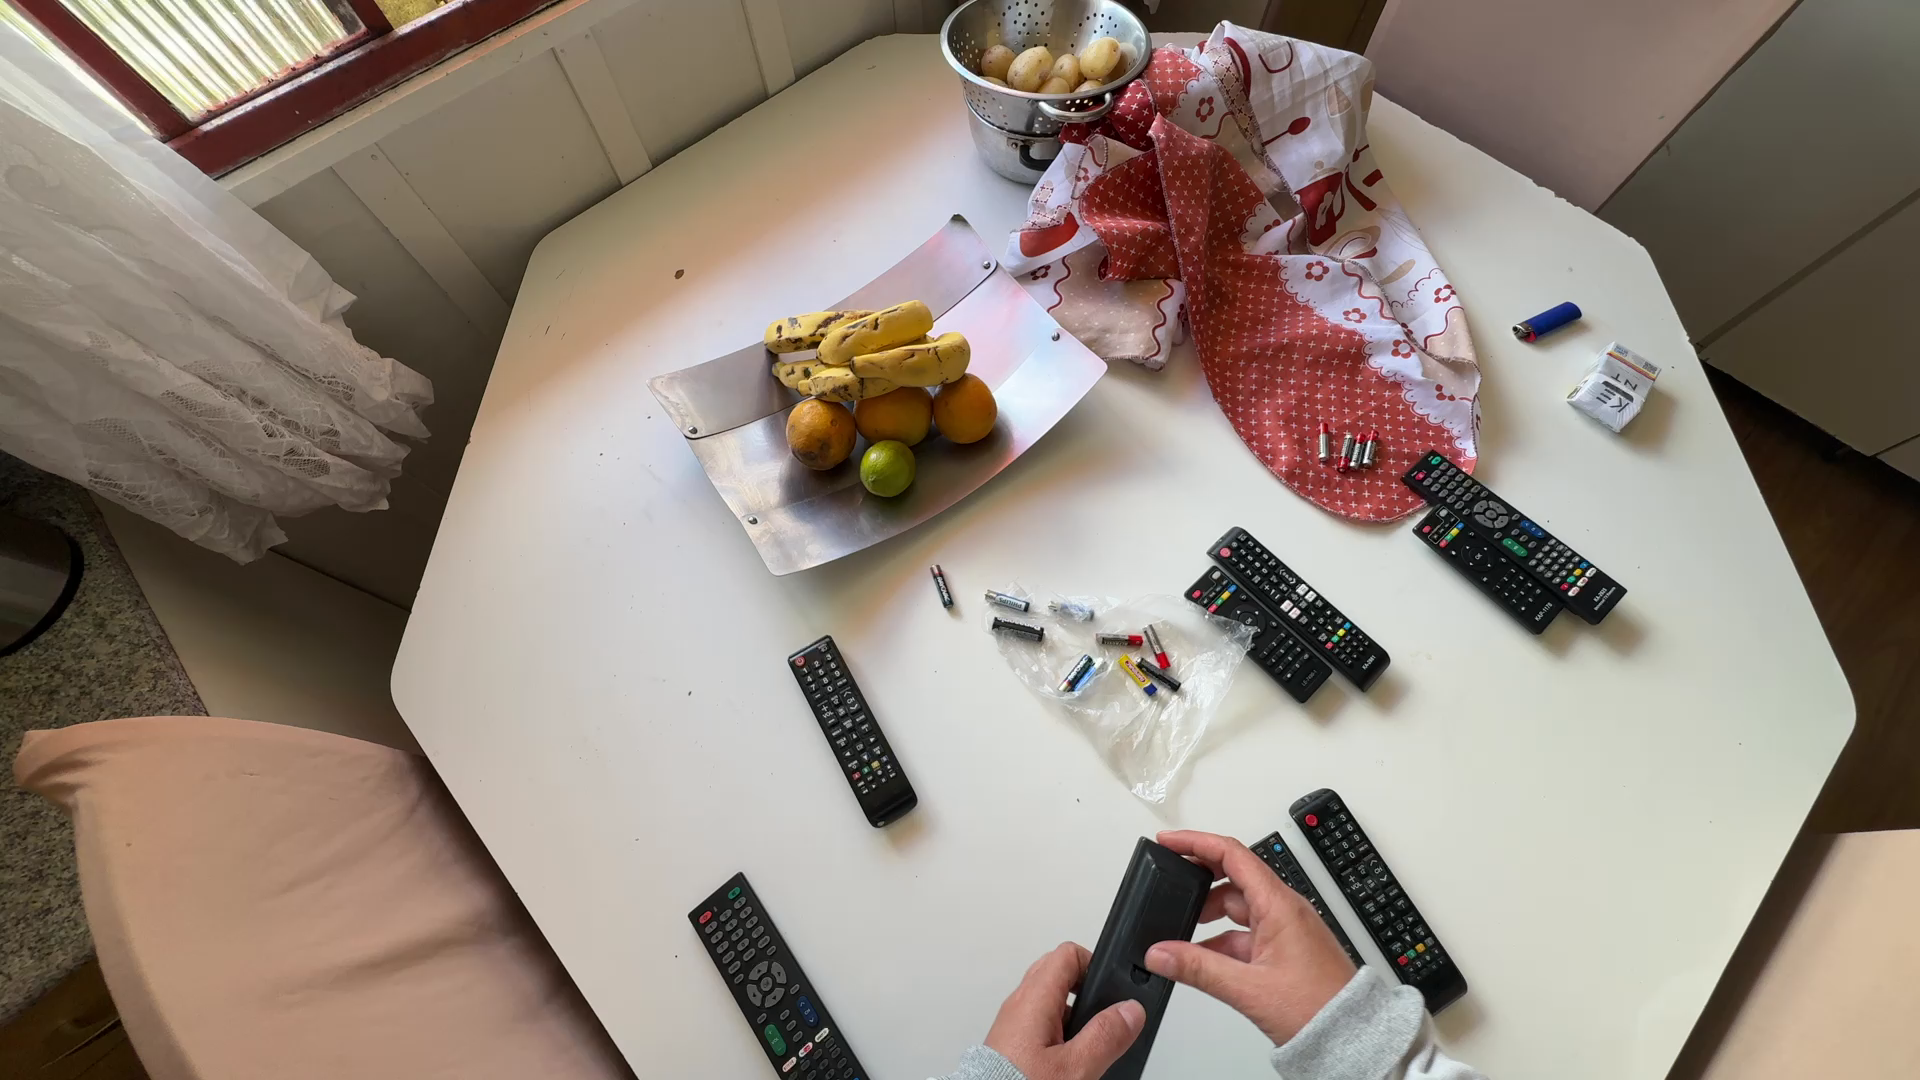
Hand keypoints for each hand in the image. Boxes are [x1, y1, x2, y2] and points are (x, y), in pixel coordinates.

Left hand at [984, 942, 1145, 1079]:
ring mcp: (1013, 1021)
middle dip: (1084, 988)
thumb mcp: (1074, 1067)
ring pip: (1048, 999)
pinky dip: (1058, 1029)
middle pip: (1057, 972)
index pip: (1067, 954)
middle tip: (1103, 1016)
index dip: (1094, 964)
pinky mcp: (1010, 1042)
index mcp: (1034, 996)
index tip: (1112, 990)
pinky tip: (1068, 1059)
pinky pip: (1038, 1020)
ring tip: (1089, 1044)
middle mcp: (1019, 1002)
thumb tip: (1130, 1010)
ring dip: (1071, 1012)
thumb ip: (1104, 1036)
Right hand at [1143, 830, 1355, 1044]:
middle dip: (1198, 878)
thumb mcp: (1249, 989)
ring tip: (1182, 927)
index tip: (1168, 842)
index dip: (1196, 842)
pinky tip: (1206, 956)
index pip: (1230, 853)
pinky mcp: (1288, 947)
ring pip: (1238, 904)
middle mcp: (1284, 908)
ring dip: (1209, 913)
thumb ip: (1198, 969)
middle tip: (1169, 882)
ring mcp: (1287, 927)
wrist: (1361, 1044)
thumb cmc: (1322, 1011)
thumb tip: (1158, 953)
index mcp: (1279, 904)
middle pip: (1232, 875)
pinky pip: (1248, 930)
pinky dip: (1224, 937)